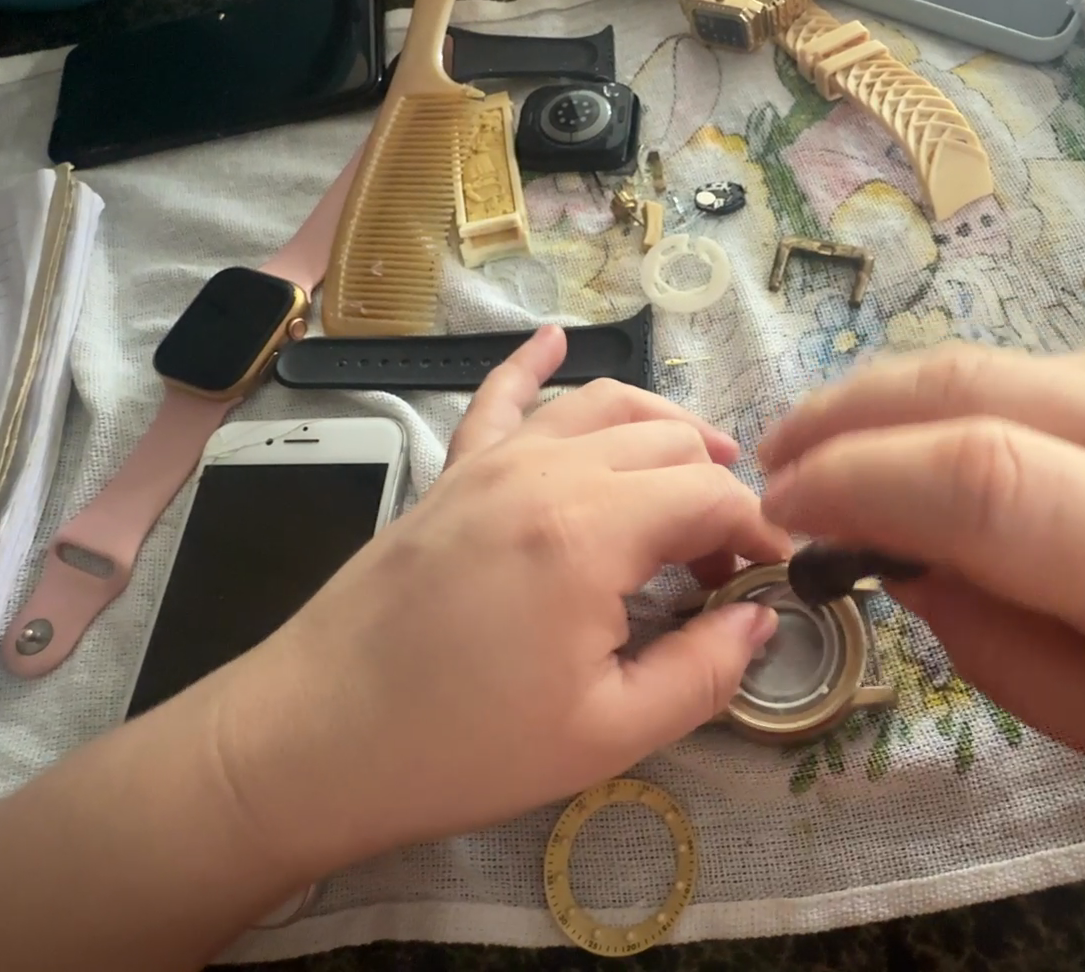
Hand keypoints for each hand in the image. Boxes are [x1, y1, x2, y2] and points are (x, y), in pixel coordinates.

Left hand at [209, 327, 789, 875]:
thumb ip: (704, 672)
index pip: (712, 497)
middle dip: (720, 492)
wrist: (308, 742)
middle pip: (670, 445)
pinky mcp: (453, 470)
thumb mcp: (607, 734)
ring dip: (667, 427)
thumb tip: (759, 618)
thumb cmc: (461, 747)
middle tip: (724, 561)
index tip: (775, 573)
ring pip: (606, 405)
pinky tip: (553, 337)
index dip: (760, 530)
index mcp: (590, 531)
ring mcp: (494, 460)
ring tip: (701, 463)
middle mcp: (548, 470)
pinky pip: (501, 396)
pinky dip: (534, 363)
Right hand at [758, 338, 1084, 804]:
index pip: (981, 483)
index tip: (785, 512)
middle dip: (840, 416)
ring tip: (828, 445)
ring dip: (882, 399)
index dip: (857, 483)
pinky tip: (941, 445)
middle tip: (773, 458)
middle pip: (964, 388)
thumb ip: (1003, 653)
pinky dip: (953, 402)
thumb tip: (903, 561)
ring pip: (987, 362)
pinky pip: (1035, 371)